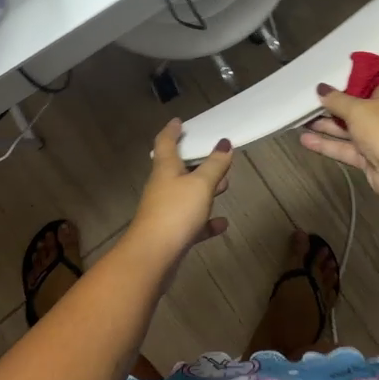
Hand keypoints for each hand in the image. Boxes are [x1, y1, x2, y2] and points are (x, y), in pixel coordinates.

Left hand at [124, 119, 234, 268]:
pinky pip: (191, 222)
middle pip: (178, 168)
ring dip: (204, 189)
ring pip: (186, 194)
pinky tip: (221, 224)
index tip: (179, 121)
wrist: (153, 258)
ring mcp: (165, 211)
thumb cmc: (175, 212)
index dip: (172, 130)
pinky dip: (206, 221)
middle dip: (196, 161)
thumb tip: (224, 142)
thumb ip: (214, 165)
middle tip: (213, 154)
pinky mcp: (171, 234)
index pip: (165, 142)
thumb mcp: (200, 185)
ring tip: (225, 185)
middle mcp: (162, 186)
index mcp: (166, 168)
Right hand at [300, 79, 378, 201]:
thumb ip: (336, 99)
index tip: (331, 72)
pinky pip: (345, 147)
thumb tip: (320, 88)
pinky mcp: (367, 156)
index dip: (352, 75)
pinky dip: (327, 144)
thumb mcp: (356, 109)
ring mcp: (375, 136)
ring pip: (347, 127)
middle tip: (308, 98)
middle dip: (332, 103)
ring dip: (326, 124)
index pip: (371, 79)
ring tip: (301, 119)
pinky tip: (305, 140)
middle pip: (355, 104)